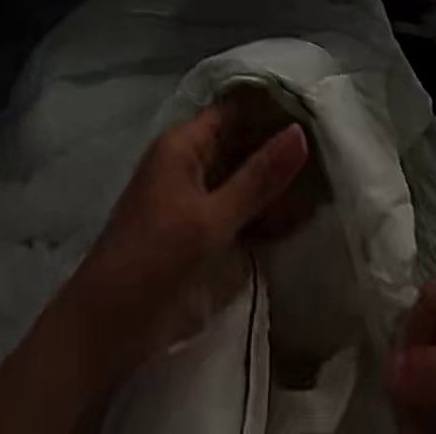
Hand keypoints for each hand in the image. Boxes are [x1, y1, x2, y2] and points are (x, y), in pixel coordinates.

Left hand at [58, 99, 311, 353]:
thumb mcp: (212, 218)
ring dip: (276, 180)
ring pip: (242, 173)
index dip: (274, 106)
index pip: (236, 109)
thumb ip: (259, 176)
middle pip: (241, 139)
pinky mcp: (196, 224)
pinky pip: (237, 203)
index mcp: (183, 144)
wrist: (104, 329)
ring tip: (326, 178)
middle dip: (281, 144)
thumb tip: (301, 131)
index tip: (317, 108)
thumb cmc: (154, 260)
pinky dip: (263, 207)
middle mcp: (187, 159)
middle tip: (331, 144)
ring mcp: (192, 193)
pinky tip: (300, 214)